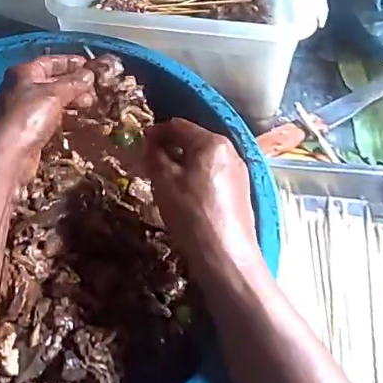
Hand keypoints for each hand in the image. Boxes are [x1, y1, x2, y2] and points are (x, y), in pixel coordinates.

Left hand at [0, 55, 95, 177]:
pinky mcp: (29, 128)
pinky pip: (51, 114)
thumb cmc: (29, 117)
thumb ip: (73, 83)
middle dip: (74, 82)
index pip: (50, 61)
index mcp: (23, 73)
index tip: (90, 65)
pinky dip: (64, 113)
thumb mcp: (55, 94)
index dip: (70, 62)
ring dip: (71, 98)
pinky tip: (78, 117)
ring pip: (52, 98)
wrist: (8, 156)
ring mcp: (24, 109)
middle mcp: (21, 87)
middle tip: (94, 87)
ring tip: (90, 102)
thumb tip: (89, 74)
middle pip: (52, 79)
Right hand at [142, 119, 259, 271]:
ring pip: (204, 158)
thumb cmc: (192, 214)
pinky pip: (213, 174)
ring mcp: (239, 171)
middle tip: (150, 161)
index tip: (141, 141)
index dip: (157, 131)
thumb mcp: (164, 182)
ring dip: (183, 163)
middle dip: (171, 147)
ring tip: (165, 179)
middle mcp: (230, 150)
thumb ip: (155, 155)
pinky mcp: (241, 191)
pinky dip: (197, 176)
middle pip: (194, 140)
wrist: (226, 257)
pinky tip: (186, 195)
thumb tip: (150, 141)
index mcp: (212, 142)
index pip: (179, 125)